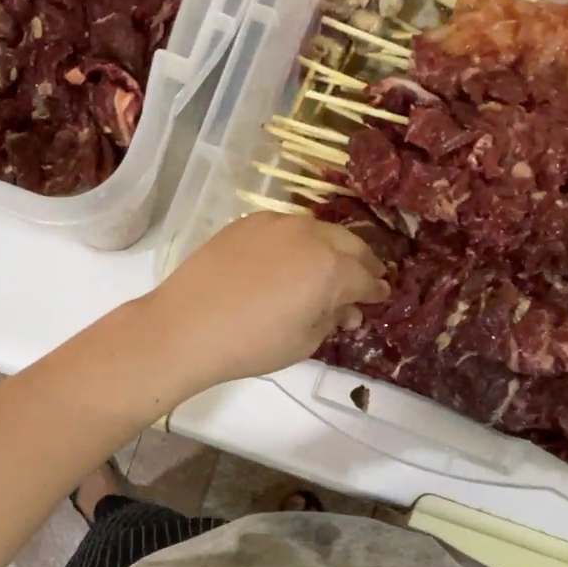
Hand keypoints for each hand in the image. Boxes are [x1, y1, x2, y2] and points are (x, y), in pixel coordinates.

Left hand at [138, 213, 390, 384]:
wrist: (186, 326)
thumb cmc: (251, 344)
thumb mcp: (303, 342)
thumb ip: (332, 320)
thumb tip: (348, 311)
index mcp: (331, 269)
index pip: (366, 278)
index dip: (377, 291)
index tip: (381, 298)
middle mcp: (310, 236)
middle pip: (349, 245)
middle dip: (361, 264)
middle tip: (364, 280)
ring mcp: (277, 223)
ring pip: (318, 230)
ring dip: (331, 248)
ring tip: (328, 268)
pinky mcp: (248, 222)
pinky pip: (286, 227)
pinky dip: (298, 242)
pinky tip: (290, 259)